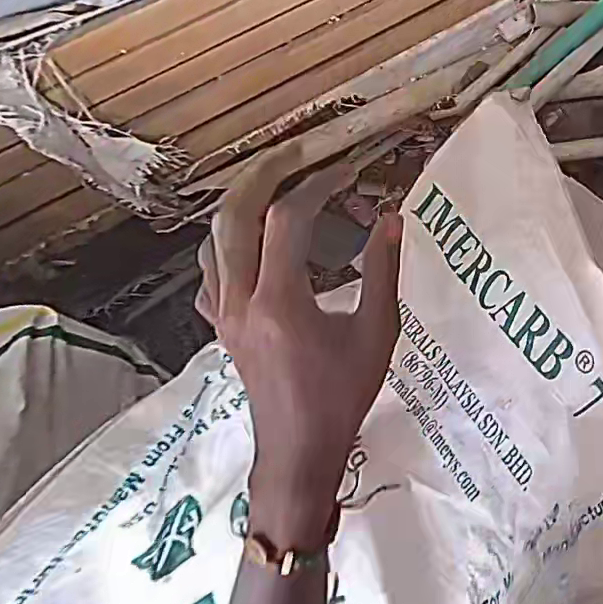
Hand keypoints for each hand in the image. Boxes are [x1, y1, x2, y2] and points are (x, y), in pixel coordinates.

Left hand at [196, 141, 403, 549]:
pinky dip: (227, 240)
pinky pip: (210, 269)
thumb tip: (392, 219)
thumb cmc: (343, 395)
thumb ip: (383, 272)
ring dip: (242, 202)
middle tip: (297, 151)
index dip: (318, 185)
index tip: (346, 170)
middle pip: (234, 215)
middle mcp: (240, 300)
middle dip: (265, 173)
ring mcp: (222, 313)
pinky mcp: (219, 326)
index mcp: (280, 301)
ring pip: (213, 238)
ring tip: (275, 182)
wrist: (298, 451)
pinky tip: (251, 239)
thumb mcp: (377, 333)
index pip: (287, 220)